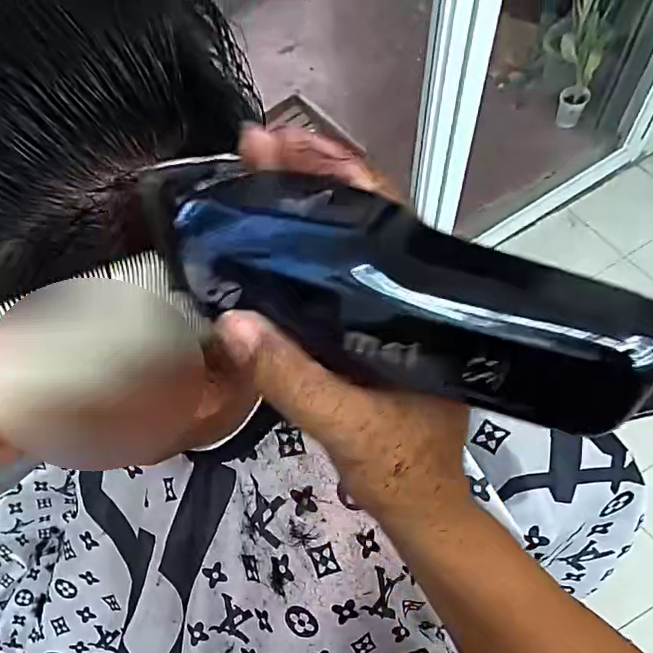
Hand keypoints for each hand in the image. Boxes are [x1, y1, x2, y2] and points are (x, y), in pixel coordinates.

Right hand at [220, 126, 471, 526]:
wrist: (421, 507)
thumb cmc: (400, 469)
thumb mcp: (346, 426)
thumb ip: (293, 380)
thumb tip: (231, 323)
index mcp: (421, 308)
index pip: (385, 214)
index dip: (334, 171)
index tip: (279, 145)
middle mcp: (411, 301)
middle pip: (365, 220)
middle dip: (310, 182)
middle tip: (250, 156)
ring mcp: (392, 319)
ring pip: (350, 251)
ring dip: (304, 219)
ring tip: (251, 191)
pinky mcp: (373, 340)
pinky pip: (336, 288)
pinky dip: (302, 265)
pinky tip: (268, 258)